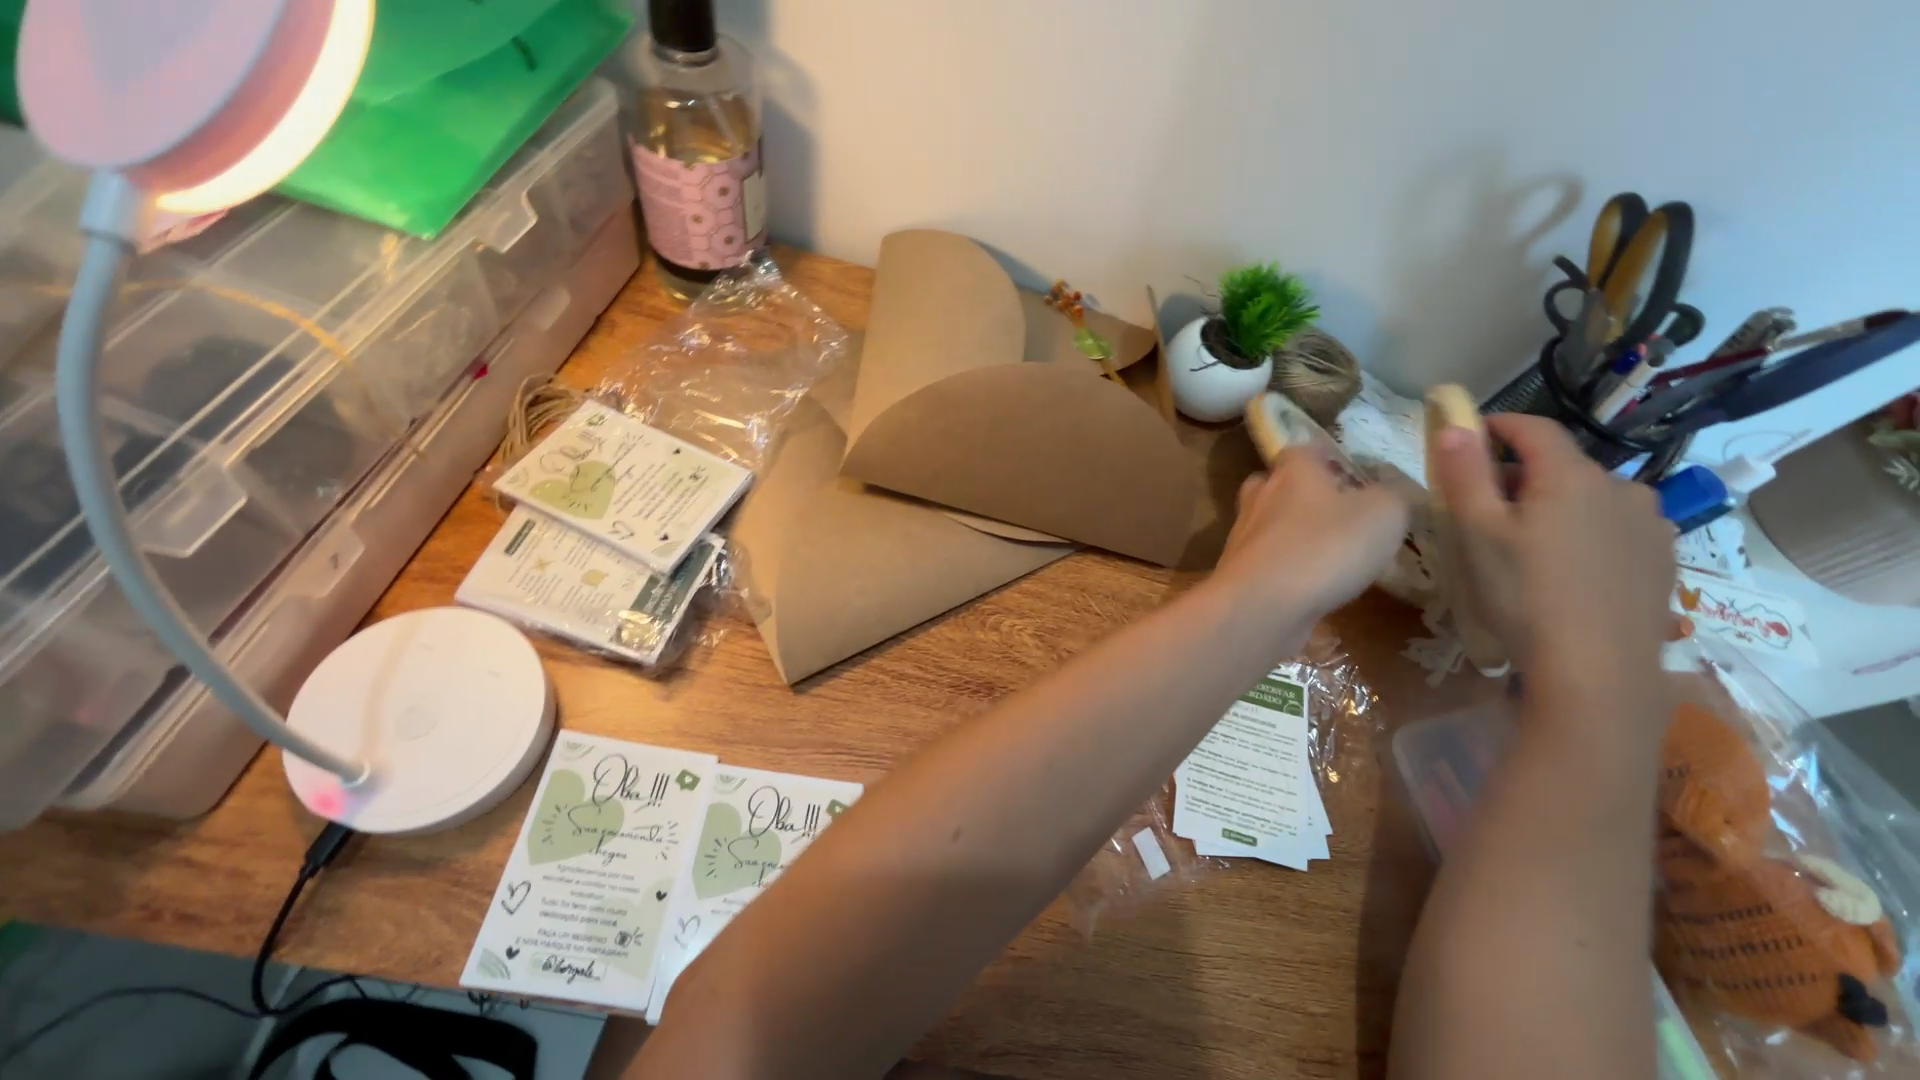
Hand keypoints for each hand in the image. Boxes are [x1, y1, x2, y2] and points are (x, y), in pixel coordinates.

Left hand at [1214, 448, 1410, 618]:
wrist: (1262, 606)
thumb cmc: (1325, 548)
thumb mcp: (1384, 514)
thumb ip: (1392, 495)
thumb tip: (1389, 491)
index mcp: (1293, 469)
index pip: (1305, 449)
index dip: (1328, 458)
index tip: (1351, 474)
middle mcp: (1260, 495)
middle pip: (1279, 484)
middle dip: (1304, 495)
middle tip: (1339, 513)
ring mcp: (1243, 535)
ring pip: (1269, 524)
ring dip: (1294, 534)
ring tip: (1330, 554)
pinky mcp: (1238, 572)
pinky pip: (1266, 561)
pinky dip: (1285, 568)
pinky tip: (1310, 586)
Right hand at [1428, 414, 1675, 690]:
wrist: (1596, 671)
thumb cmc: (1523, 595)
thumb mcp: (1477, 533)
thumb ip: (1465, 474)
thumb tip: (1454, 425)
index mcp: (1571, 475)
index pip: (1534, 428)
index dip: (1498, 426)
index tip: (1469, 438)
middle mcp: (1620, 486)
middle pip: (1561, 466)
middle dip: (1520, 476)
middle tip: (1484, 509)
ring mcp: (1650, 523)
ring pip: (1590, 498)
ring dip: (1557, 505)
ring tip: (1528, 545)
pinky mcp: (1663, 558)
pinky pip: (1615, 528)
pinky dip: (1586, 533)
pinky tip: (1567, 571)